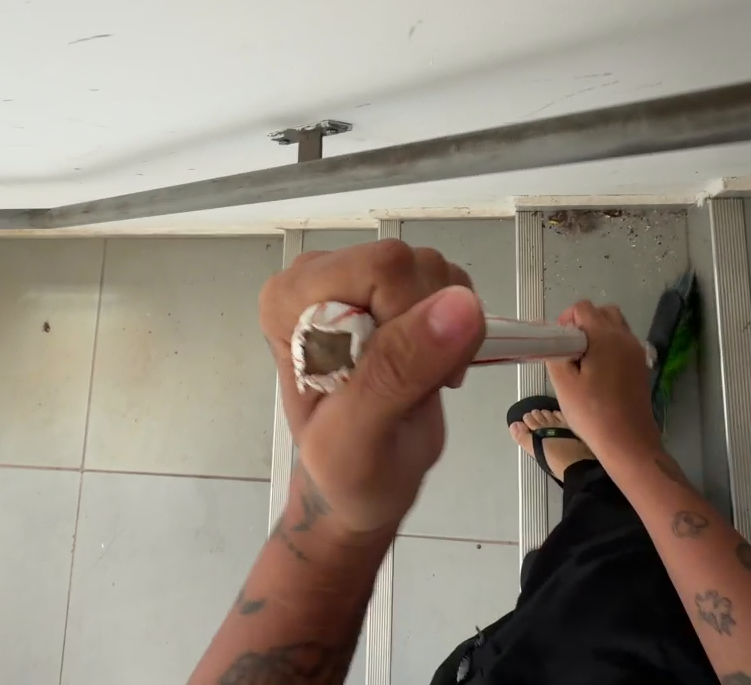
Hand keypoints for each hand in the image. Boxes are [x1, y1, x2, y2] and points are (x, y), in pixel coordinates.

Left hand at [258, 240, 484, 536]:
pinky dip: (456, 327)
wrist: (364, 486)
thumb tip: (460, 306)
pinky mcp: (395, 287)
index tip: (396, 377)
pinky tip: (431, 365)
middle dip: (426, 328)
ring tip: (416, 381)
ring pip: (435, 271)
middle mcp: (320, 277)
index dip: (406, 320)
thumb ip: (396, 372)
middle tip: (409, 386)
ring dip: (444, 333)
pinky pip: (451, 282)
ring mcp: (359, 278)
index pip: (381, 267)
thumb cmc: (347, 472)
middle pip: (410, 264)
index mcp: (289, 298)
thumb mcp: (357, 439)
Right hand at [546, 301, 659, 462]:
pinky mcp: (641, 366)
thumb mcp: (563, 383)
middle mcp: (625, 338)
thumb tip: (554, 342)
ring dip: (599, 332)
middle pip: (603, 312)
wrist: (628, 442)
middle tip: (571, 347)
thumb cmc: (592, 412)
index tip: (559, 342)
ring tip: (585, 359)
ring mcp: (637, 352)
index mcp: (605, 336)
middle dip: (584, 322)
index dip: (567, 319)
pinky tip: (600, 371)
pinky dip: (611, 346)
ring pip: (616, 326)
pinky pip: (624, 343)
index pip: (584, 308)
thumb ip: (555, 353)